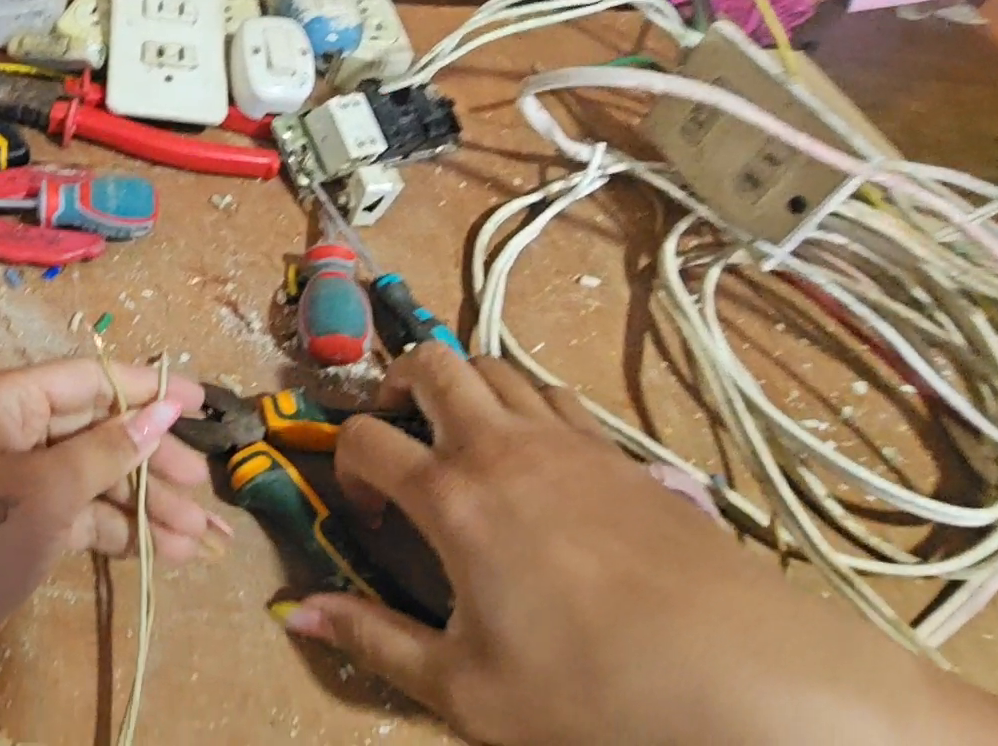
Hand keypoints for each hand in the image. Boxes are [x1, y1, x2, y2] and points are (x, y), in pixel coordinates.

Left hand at [0, 358, 225, 687]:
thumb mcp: (48, 488)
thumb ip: (109, 448)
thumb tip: (165, 409)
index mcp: (10, 400)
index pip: (90, 379)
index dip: (147, 389)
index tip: (201, 402)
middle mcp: (16, 431)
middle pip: (99, 430)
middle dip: (153, 459)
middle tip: (203, 486)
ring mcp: (22, 481)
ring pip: (97, 478)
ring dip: (147, 506)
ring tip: (204, 539)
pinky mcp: (27, 526)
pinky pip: (84, 515)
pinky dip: (122, 532)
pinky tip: (169, 554)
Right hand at [279, 345, 997, 744]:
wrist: (763, 688)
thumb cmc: (596, 693)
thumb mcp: (467, 688)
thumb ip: (373, 640)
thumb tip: (294, 614)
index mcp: (450, 495)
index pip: (363, 438)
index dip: (345, 464)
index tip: (366, 510)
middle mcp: (498, 446)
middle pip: (427, 363)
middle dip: (394, 384)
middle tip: (395, 430)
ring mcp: (564, 441)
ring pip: (492, 365)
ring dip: (459, 384)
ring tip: (458, 433)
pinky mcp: (619, 452)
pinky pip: (553, 392)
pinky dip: (522, 399)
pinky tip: (533, 452)